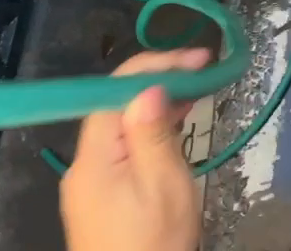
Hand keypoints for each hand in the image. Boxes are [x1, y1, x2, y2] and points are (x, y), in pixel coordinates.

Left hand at [60, 49, 209, 250]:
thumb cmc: (154, 245)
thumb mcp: (163, 187)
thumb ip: (153, 134)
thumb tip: (149, 87)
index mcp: (93, 159)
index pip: (116, 89)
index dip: (157, 64)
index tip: (200, 59)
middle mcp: (84, 165)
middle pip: (116, 103)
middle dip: (160, 77)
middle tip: (206, 71)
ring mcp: (91, 181)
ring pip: (121, 122)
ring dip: (158, 99)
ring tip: (199, 89)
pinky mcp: (103, 194)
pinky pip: (124, 143)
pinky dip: (152, 125)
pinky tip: (178, 121)